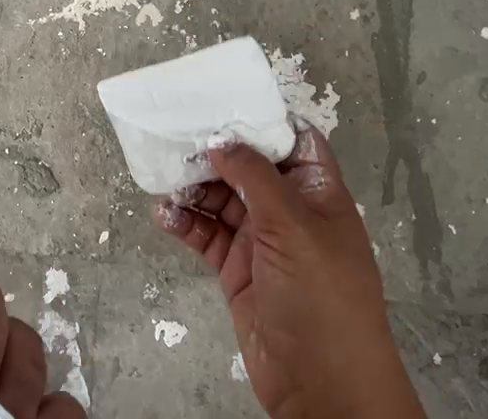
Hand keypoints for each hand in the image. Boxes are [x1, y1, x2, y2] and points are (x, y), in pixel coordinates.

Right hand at [152, 125, 424, 418]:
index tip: (221, 101)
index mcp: (317, 193)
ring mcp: (262, 242)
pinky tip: (165, 215)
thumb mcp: (293, 227)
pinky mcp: (237, 269)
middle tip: (176, 139)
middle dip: (213, 153)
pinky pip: (206, 234)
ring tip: (165, 180)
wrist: (323, 387)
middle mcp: (290, 212)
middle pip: (247, 167)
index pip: (293, 141)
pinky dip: (185, 222)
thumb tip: (220, 139)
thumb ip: (255, 176)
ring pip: (221, 200)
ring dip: (193, 189)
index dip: (262, 120)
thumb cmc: (321, 297)